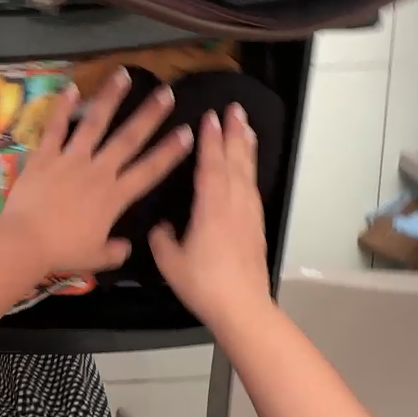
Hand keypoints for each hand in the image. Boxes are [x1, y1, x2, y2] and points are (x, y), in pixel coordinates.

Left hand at [0, 69, 193, 274]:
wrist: (25, 242)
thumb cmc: (62, 252)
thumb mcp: (96, 258)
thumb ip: (114, 251)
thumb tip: (126, 247)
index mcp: (114, 197)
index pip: (150, 171)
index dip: (170, 152)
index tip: (188, 132)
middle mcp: (98, 171)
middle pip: (128, 138)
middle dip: (150, 114)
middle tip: (166, 92)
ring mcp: (71, 160)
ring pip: (95, 123)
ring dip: (110, 98)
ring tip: (124, 75)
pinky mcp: (45, 156)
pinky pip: (56, 128)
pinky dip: (62, 107)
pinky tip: (72, 87)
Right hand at [149, 104, 273, 327]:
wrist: (242, 307)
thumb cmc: (202, 283)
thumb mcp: (169, 260)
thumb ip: (161, 237)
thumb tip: (161, 226)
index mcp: (211, 208)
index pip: (211, 165)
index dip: (210, 140)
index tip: (210, 116)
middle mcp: (234, 205)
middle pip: (235, 162)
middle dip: (234, 134)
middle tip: (235, 109)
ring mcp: (248, 214)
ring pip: (247, 173)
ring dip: (246, 148)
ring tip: (245, 127)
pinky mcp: (255, 226)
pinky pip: (252, 188)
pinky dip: (249, 170)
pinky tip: (247, 168)